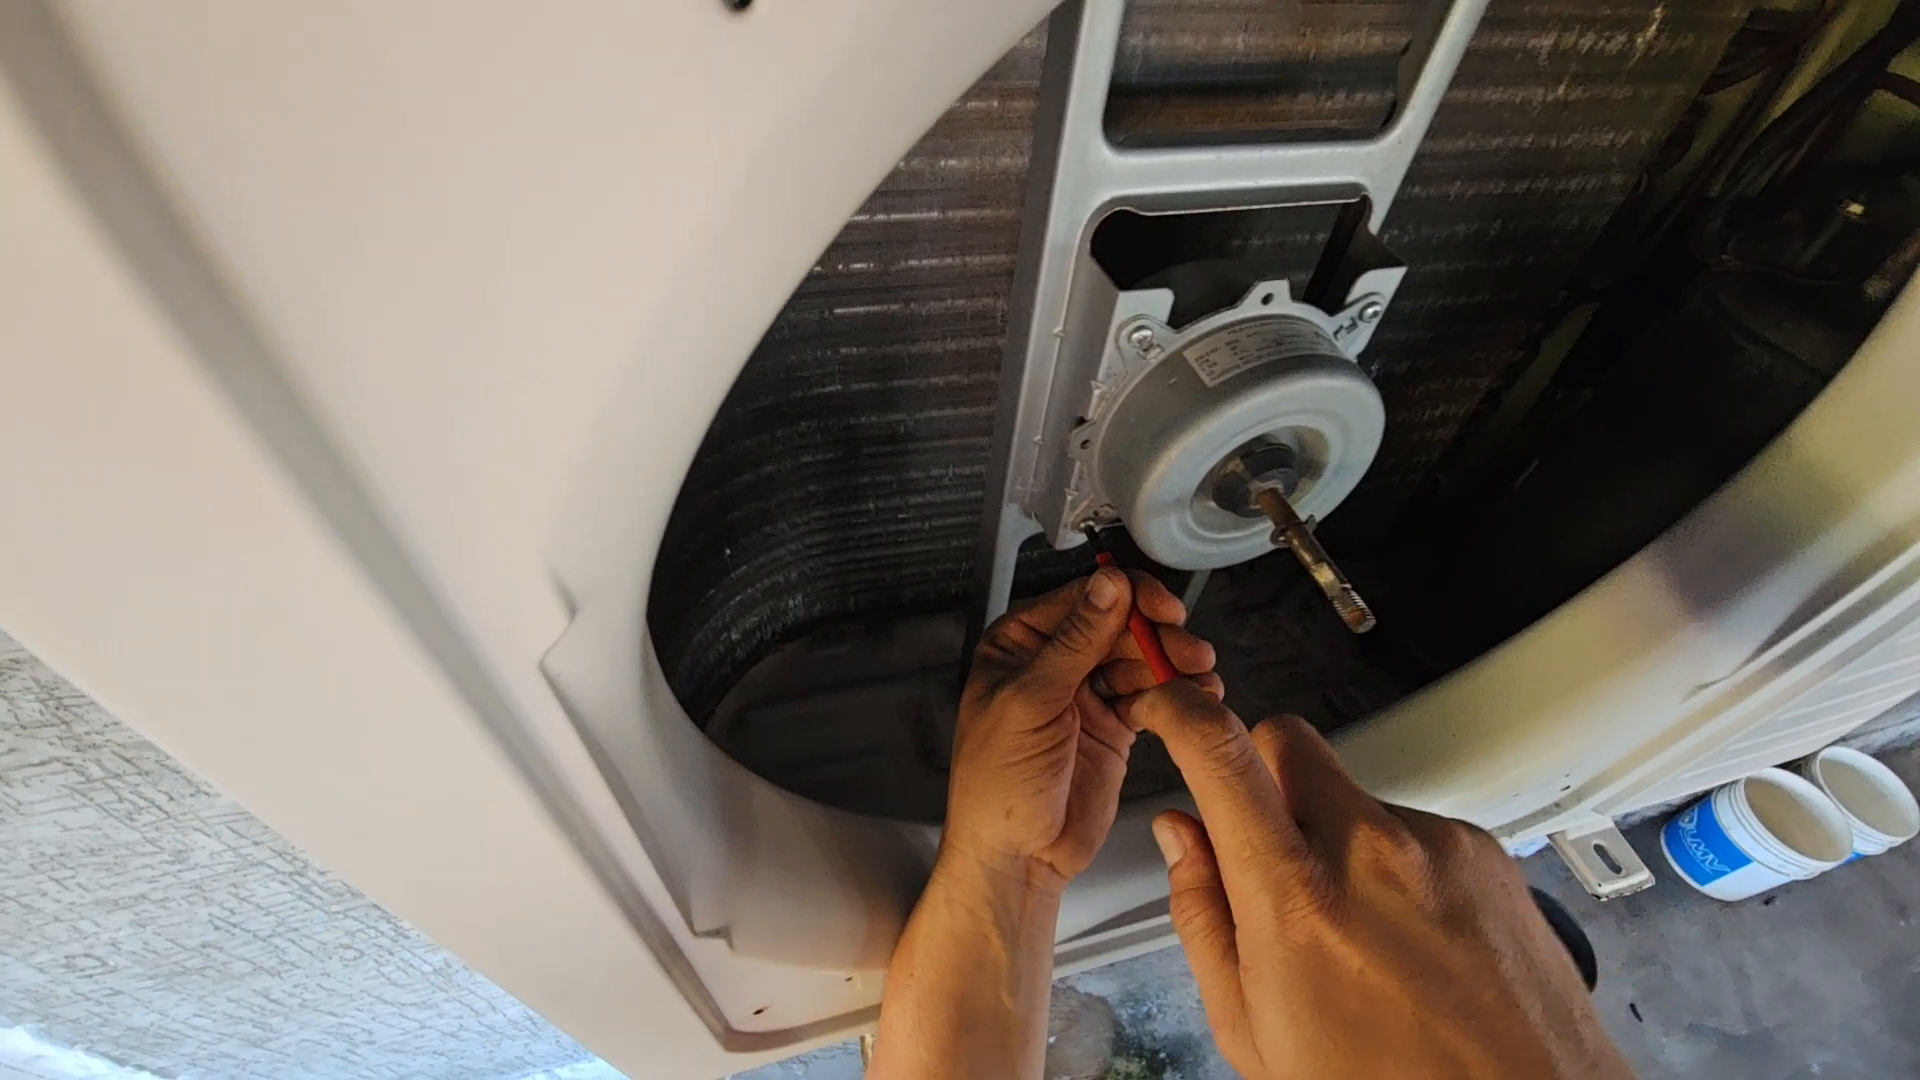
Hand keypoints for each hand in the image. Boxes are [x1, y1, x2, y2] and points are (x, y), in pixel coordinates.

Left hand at [945, 567, 1218, 891]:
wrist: (1016, 857)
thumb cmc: (996, 784)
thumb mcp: (1031, 701)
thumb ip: (1075, 642)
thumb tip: (1107, 587)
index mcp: (1020, 643)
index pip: (1081, 600)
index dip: (1125, 597)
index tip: (1161, 608)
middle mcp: (1053, 661)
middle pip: (1117, 625)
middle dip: (1156, 634)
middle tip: (1188, 650)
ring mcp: (1085, 692)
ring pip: (1138, 658)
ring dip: (1170, 663)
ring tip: (1198, 675)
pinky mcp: (1113, 723)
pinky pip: (1150, 694)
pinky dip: (1173, 693)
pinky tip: (1193, 696)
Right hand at [1133, 683, 1633, 1079]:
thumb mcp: (1251, 1029)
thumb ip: (1200, 915)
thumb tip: (1181, 832)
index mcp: (1295, 899)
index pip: (1221, 755)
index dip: (1177, 710)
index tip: (1163, 706)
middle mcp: (1368, 852)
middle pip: (1283, 738)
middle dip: (1258, 771)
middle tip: (1267, 845)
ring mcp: (1434, 843)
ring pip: (1343, 786)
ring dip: (1327, 827)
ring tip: (1356, 921)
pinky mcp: (1481, 849)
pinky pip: (1401, 819)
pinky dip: (1385, 855)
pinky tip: (1408, 929)